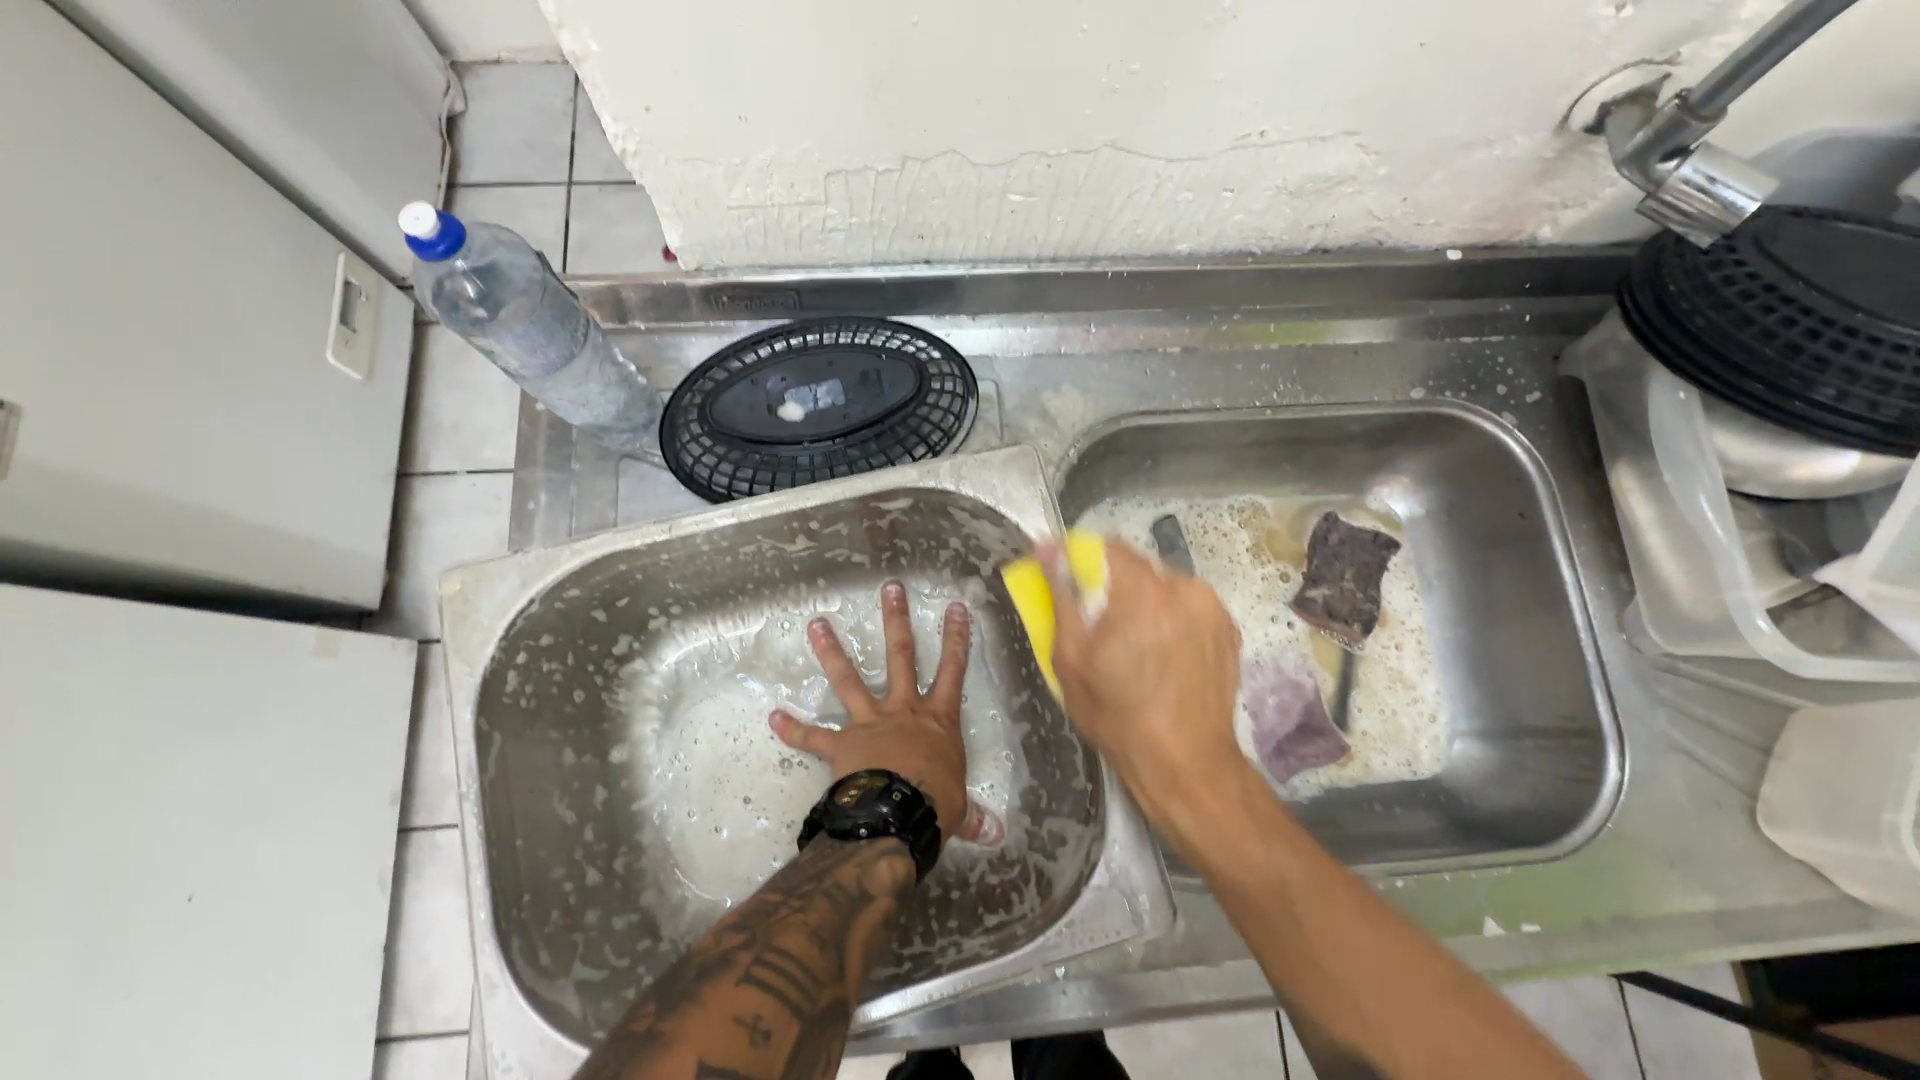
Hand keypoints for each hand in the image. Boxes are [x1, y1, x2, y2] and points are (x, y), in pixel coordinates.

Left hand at [769, 580, 983, 844]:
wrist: (895, 818)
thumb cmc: (934, 806)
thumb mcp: (958, 808)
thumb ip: (972, 815)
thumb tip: (995, 834)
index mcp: (937, 721)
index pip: (953, 671)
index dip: (956, 639)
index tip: (955, 607)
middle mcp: (903, 711)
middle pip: (901, 657)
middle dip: (896, 621)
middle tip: (889, 589)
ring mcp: (869, 723)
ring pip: (849, 679)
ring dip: (832, 651)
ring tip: (816, 623)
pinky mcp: (841, 745)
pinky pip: (813, 737)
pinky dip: (793, 728)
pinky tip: (774, 716)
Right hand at [1042, 537, 1247, 825]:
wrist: (1186, 763)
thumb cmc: (1118, 716)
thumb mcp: (1071, 659)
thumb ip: (1062, 596)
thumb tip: (1047, 548)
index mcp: (1141, 590)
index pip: (1106, 546)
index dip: (1081, 559)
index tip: (1068, 583)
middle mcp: (1183, 587)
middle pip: (1138, 564)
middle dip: (1114, 583)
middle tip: (1099, 621)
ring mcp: (1211, 608)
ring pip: (1165, 584)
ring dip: (1145, 599)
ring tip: (1133, 641)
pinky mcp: (1229, 628)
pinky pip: (1189, 605)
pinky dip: (1171, 617)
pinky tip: (1162, 653)